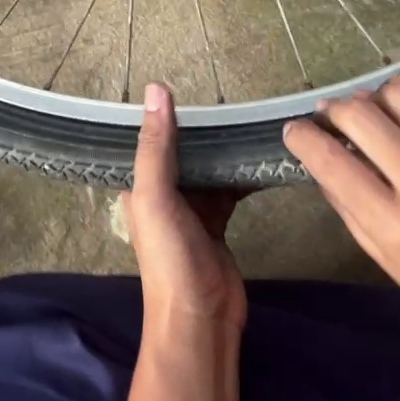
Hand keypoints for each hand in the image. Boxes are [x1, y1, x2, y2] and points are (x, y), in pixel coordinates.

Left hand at [125, 83, 247, 331]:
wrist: (201, 319)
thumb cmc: (170, 258)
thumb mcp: (156, 196)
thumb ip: (156, 145)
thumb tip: (156, 88)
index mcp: (138, 185)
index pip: (146, 138)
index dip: (159, 112)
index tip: (182, 80)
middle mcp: (161, 192)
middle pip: (181, 149)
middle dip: (200, 126)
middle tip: (229, 95)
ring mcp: (191, 207)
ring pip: (207, 166)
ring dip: (223, 148)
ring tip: (248, 117)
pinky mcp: (217, 221)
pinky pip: (229, 188)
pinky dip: (242, 173)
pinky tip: (261, 156)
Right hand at [283, 71, 399, 332]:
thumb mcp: (379, 253)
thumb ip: (344, 199)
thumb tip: (315, 150)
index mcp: (396, 224)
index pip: (331, 161)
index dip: (302, 137)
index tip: (295, 131)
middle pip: (360, 116)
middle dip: (333, 111)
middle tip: (330, 118)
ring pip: (396, 95)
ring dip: (373, 100)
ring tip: (372, 114)